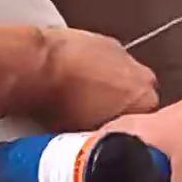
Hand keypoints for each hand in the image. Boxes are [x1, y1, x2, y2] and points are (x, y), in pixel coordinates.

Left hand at [24, 27, 159, 130]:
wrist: (37, 66)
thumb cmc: (58, 102)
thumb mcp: (85, 136)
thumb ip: (104, 137)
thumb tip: (98, 142)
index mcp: (145, 101)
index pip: (145, 122)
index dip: (125, 130)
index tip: (109, 134)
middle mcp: (142, 75)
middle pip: (136, 96)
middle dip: (120, 105)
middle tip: (96, 116)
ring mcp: (123, 54)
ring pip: (122, 76)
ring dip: (109, 84)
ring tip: (82, 94)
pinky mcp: (104, 39)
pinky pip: (106, 59)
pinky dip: (95, 67)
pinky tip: (76, 76)